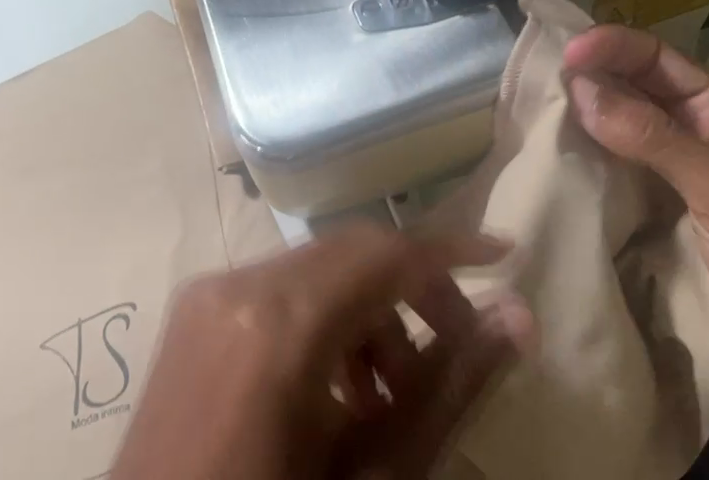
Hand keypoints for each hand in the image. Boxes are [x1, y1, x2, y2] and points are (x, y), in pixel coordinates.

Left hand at [109, 226, 533, 479]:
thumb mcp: (376, 472)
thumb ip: (449, 386)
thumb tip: (518, 317)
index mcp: (277, 323)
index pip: (383, 255)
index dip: (450, 251)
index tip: (504, 256)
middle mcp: (234, 286)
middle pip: (349, 254)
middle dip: (411, 292)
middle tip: (451, 356)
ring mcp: (204, 296)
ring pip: (313, 271)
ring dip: (366, 314)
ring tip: (386, 399)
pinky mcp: (190, 313)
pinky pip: (275, 291)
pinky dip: (320, 322)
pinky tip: (332, 393)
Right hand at [564, 26, 708, 479]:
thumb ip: (658, 139)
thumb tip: (579, 86)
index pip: (660, 62)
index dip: (613, 48)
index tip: (564, 54)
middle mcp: (693, 141)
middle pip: (629, 95)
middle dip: (584, 84)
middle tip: (532, 87)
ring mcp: (666, 185)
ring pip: (609, 139)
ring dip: (572, 128)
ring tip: (524, 122)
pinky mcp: (645, 225)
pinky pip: (602, 185)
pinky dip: (573, 173)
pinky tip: (543, 168)